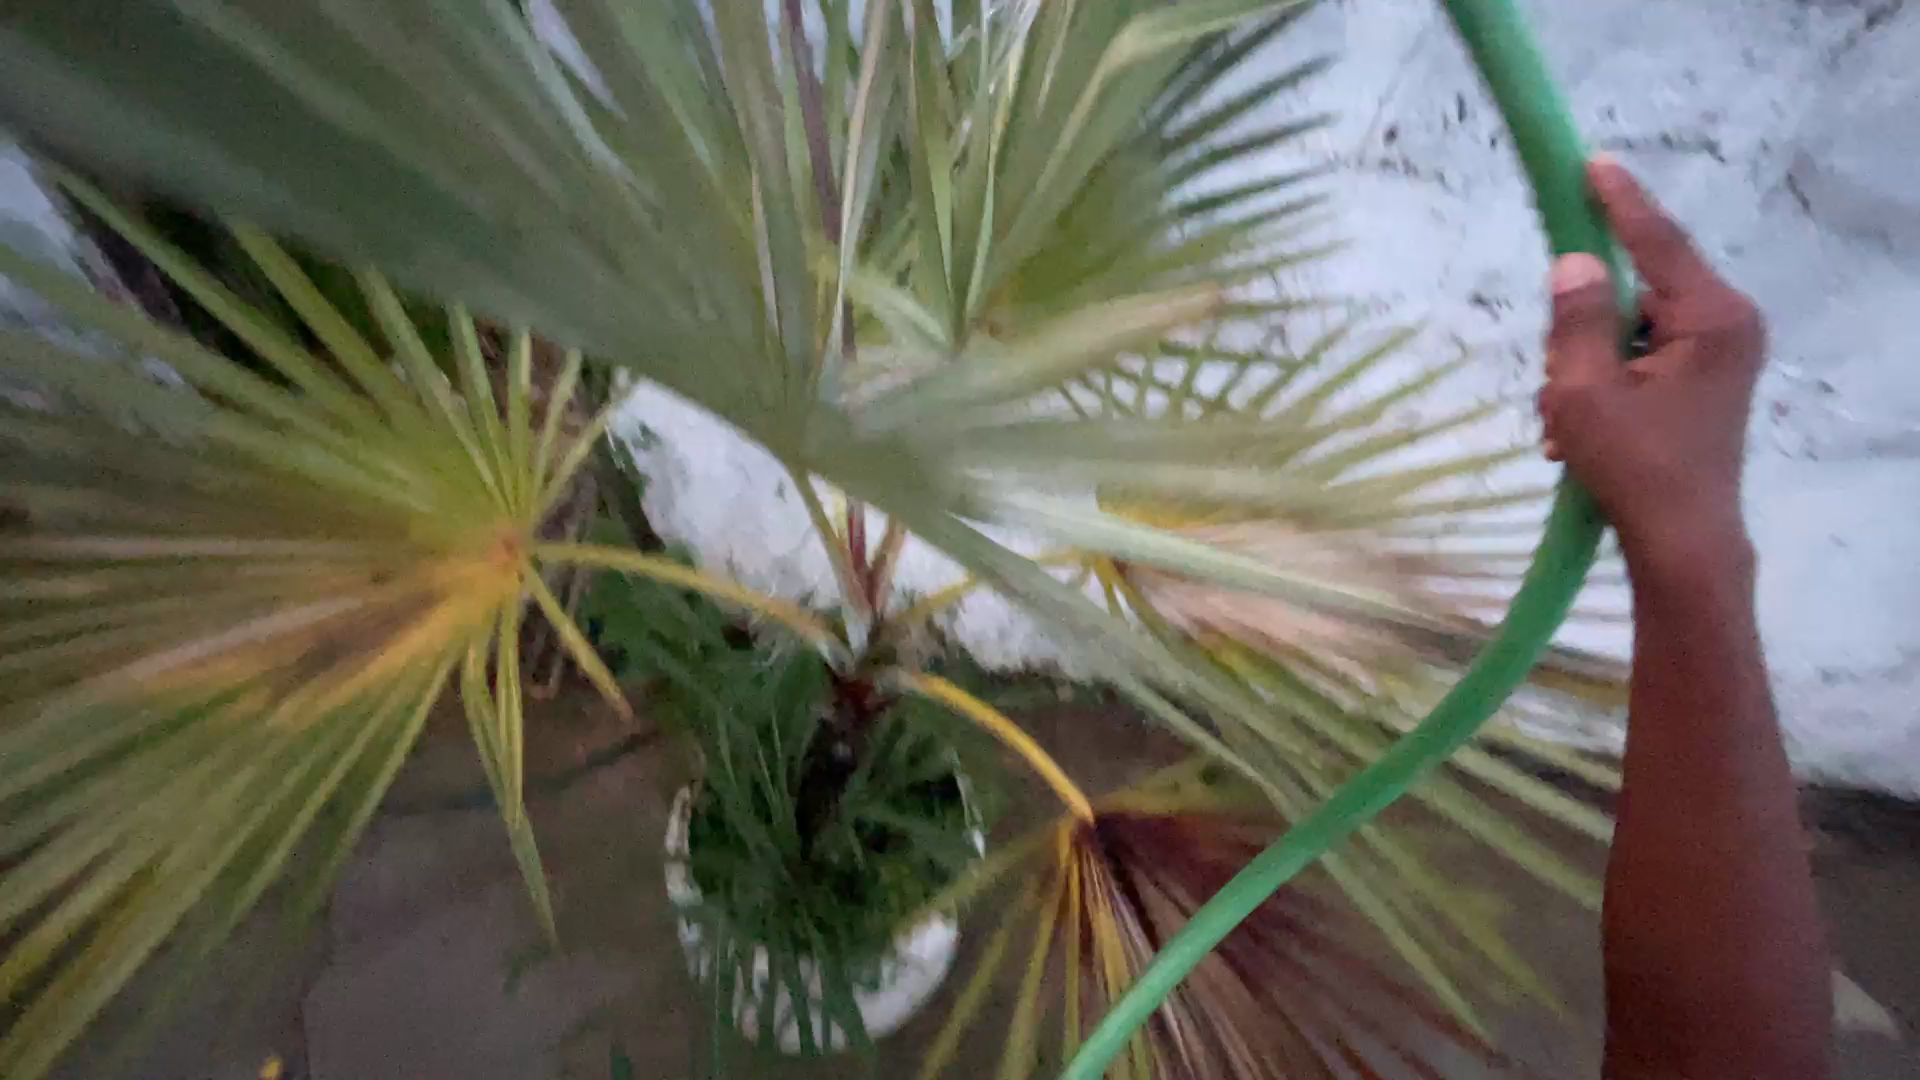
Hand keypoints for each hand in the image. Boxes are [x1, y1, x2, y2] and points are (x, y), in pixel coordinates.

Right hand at [1539, 157, 1765, 566]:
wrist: (1678, 535)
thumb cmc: (1631, 463)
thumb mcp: (1584, 391)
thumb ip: (1576, 323)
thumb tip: (1572, 264)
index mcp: (1709, 318)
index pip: (1657, 243)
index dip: (1619, 204)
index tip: (1592, 164)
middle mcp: (1724, 325)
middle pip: (1632, 295)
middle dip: (1579, 333)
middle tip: (1554, 383)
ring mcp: (1715, 356)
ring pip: (1625, 333)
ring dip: (1581, 370)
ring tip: (1565, 424)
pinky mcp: (1698, 383)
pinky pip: (1633, 362)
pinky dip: (1597, 388)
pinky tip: (1579, 432)